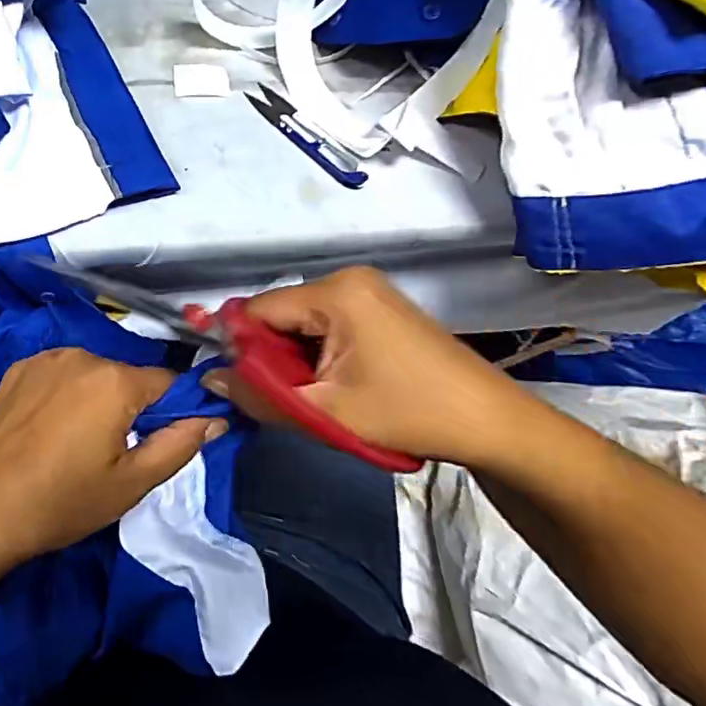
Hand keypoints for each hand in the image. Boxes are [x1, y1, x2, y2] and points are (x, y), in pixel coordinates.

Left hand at [0, 350, 225, 636]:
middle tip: (114, 451)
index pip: (168, 383)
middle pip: (127, 377)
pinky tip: (48, 426)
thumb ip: (180, 444)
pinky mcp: (18, 367)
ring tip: (76, 441)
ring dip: (96, 397)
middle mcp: (82, 355)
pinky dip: (64, 392)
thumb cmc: (63, 500)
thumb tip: (214, 417)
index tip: (167, 438)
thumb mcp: (132, 483)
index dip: (176, 410)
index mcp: (115, 380)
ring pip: (92, 373)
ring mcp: (45, 358)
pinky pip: (59, 373)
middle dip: (132, 406)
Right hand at [207, 266, 538, 467]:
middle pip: (280, 314)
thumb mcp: (327, 412)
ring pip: (301, 322)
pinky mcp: (379, 306)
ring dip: (295, 359)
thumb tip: (209, 380)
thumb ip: (260, 395)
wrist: (496, 425)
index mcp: (335, 292)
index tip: (240, 385)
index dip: (240, 346)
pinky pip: (325, 324)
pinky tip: (334, 384)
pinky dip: (317, 354)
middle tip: (283, 398)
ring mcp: (367, 290)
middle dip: (271, 356)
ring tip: (316, 396)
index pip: (259, 309)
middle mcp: (348, 279)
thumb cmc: (412, 414)